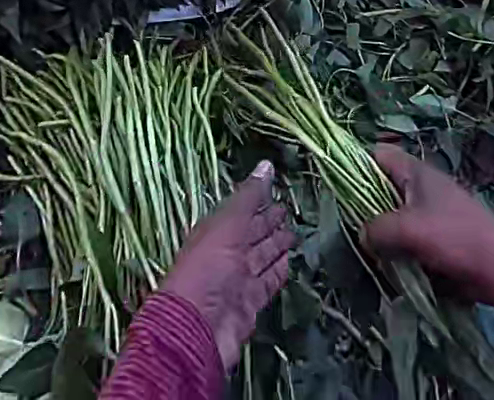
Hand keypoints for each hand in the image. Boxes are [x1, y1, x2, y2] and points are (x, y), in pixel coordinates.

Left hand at [157, 160, 296, 372]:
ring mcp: (238, 279)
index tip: (278, 188)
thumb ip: (250, 196)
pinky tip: (290, 261)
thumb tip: (268, 164)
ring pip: (262, 256)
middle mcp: (227, 252)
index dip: (258, 199)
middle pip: (253, 233)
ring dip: (277, 245)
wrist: (198, 329)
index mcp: (216, 229)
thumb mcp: (228, 223)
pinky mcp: (249, 303)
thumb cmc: (208, 266)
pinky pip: (267, 282)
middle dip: (269, 221)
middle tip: (289, 209)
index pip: (242, 210)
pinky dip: (278, 271)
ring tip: (295, 232)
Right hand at [363, 144, 493, 305]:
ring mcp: (436, 207)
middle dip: (370, 205)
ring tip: (377, 249)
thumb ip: (376, 228)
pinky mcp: (444, 231)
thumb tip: (362, 234)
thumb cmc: (454, 238)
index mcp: (415, 171)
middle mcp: (424, 183)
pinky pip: (413, 232)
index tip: (344, 188)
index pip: (377, 154)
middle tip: (358, 226)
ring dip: (388, 229)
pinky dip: (405, 244)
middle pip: (385, 184)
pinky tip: (400, 262)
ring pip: (398, 211)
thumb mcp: (407, 230)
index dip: (358, 165)